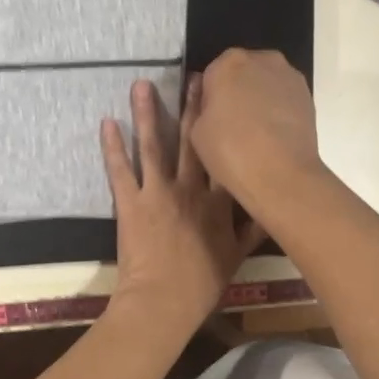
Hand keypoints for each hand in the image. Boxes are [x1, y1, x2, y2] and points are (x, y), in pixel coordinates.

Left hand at [102, 77, 264, 333]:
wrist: (164, 300)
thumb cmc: (202, 284)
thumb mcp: (236, 258)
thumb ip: (253, 231)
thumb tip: (271, 211)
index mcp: (220, 201)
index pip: (226, 156)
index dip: (226, 126)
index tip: (228, 100)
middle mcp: (191, 188)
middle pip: (193, 141)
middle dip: (194, 107)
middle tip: (194, 78)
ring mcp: (159, 192)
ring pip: (154, 145)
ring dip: (147, 113)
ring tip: (141, 84)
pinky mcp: (131, 202)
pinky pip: (120, 169)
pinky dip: (112, 146)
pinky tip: (108, 123)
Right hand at [188, 49, 324, 204]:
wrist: (282, 175)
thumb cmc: (231, 152)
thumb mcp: (196, 133)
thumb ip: (199, 107)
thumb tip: (209, 101)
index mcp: (228, 63)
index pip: (212, 75)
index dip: (209, 99)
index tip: (211, 122)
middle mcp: (262, 59)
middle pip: (242, 74)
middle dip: (236, 94)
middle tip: (232, 128)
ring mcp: (289, 75)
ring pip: (265, 84)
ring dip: (259, 101)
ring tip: (256, 134)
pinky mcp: (307, 95)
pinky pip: (283, 98)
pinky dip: (277, 111)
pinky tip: (274, 137)